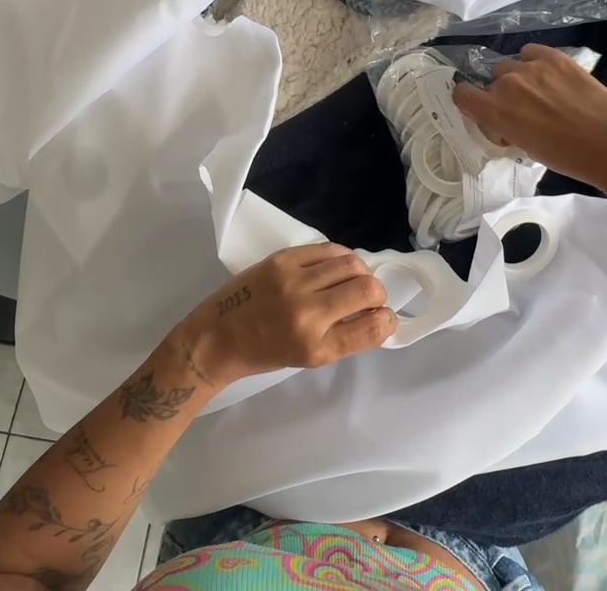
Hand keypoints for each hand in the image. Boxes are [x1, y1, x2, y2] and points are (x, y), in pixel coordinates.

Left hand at [169, 243, 394, 389]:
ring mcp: (294, 281)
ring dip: (361, 272)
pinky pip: (328, 248)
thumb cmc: (265, 352)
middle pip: (368, 290)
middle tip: (367, 297)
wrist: (218, 336)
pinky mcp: (282, 259)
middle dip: (378, 293)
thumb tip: (376, 313)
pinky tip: (335, 266)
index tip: (384, 316)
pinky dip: (340, 256)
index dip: (388, 320)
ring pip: (352, 263)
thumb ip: (344, 335)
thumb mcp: (309, 358)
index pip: (373, 328)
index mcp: (316, 347)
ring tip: (351, 279)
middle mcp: (308, 313)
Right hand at [452, 44, 606, 190]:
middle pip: (491, 82)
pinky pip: (530, 52)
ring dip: (518, 79)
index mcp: (494, 111)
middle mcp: (507, 84)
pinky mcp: (556, 57)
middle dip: (500, 96)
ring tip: (541, 94)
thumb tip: (504, 119)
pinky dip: (533, 62)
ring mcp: (532, 68)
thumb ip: (505, 127)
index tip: (482, 111)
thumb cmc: (567, 158)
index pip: (461, 94)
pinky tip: (548, 76)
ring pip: (510, 66)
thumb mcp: (525, 148)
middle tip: (523, 112)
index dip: (469, 102)